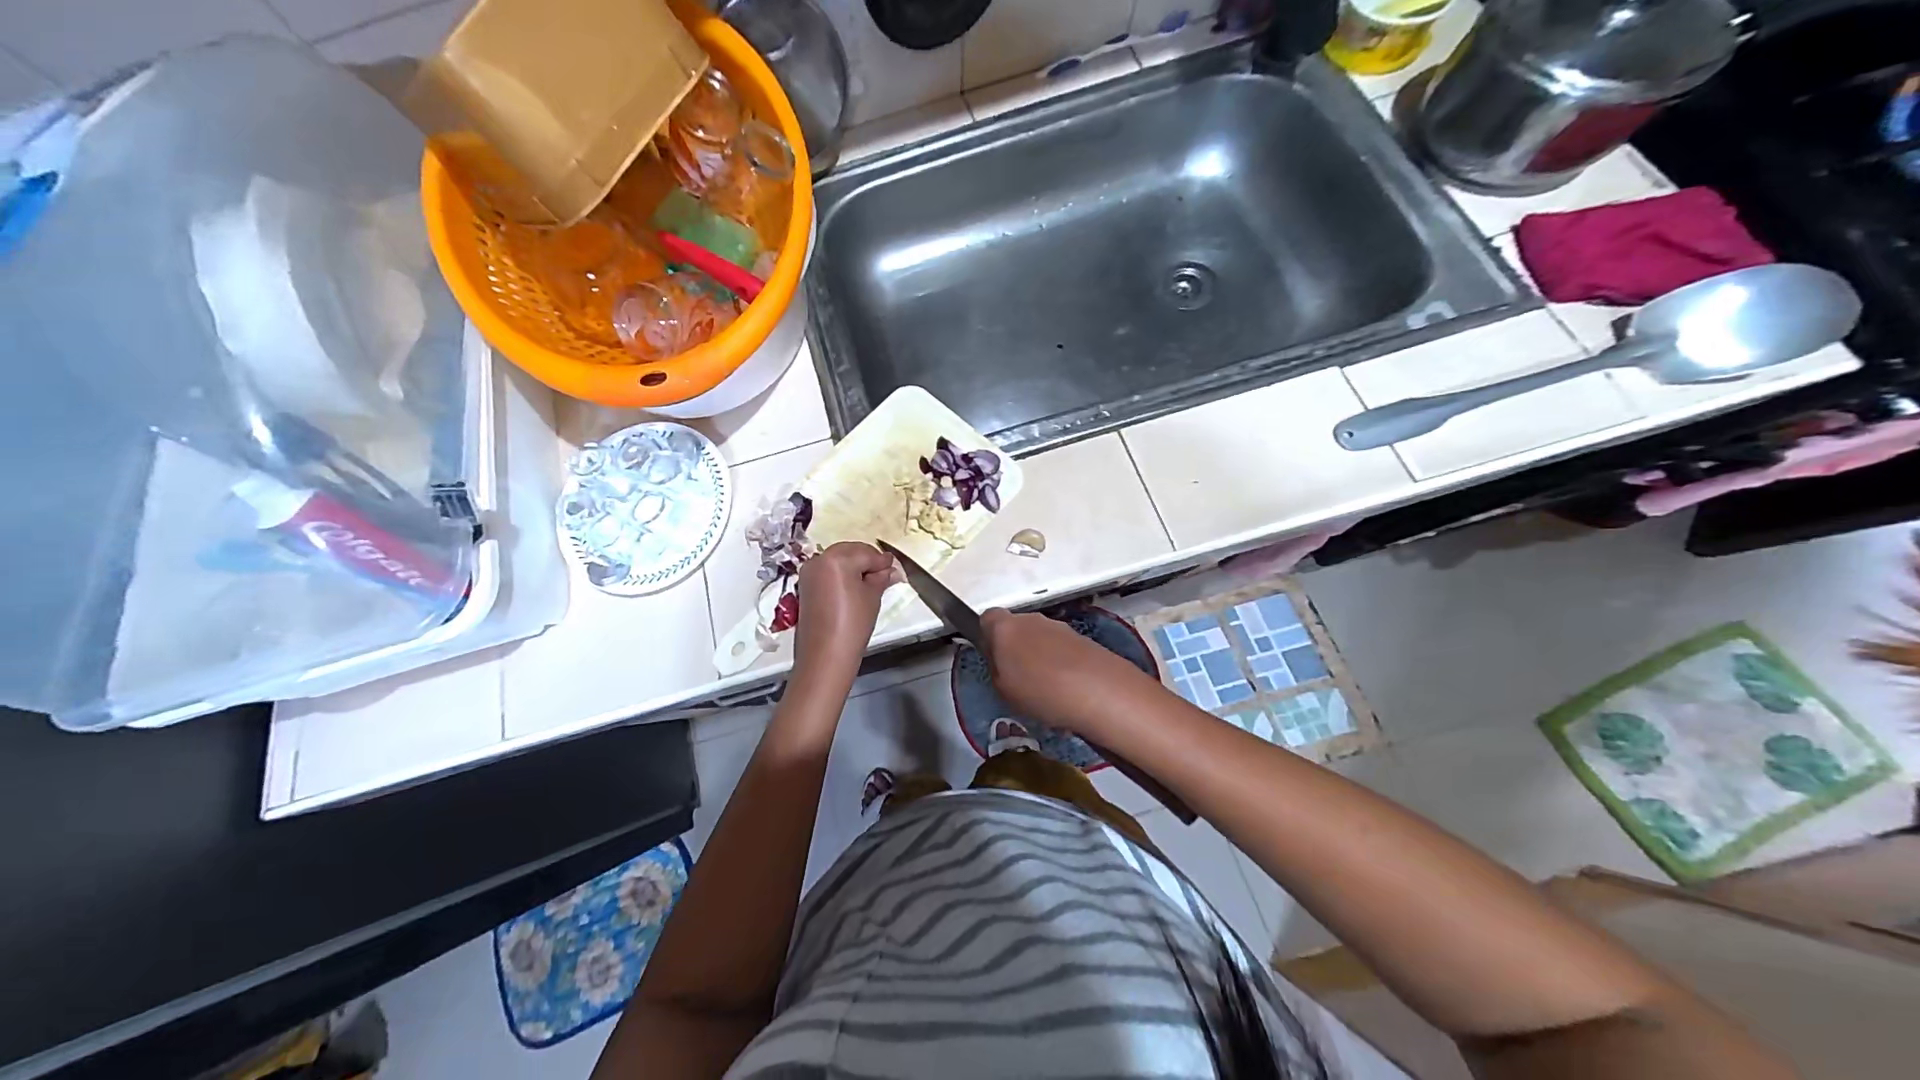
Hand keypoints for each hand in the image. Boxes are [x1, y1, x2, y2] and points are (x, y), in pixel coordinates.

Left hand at [793, 542, 900, 670]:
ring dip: (853, 567)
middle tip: (884, 574)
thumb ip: (881, 577)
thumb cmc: (852, 624)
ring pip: (837, 560)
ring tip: (870, 583)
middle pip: (850, 551)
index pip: (867, 554)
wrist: (825, 655)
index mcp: (837, 559)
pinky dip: (841, 575)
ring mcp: (809, 573)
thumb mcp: (872, 597)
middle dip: (867, 560)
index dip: (883, 561)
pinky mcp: (805, 585)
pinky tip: (853, 588)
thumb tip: (890, 569)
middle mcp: (819, 560)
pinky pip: (827, 571)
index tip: (894, 567)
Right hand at [979, 608, 1157, 737]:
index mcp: (1005, 626)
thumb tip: (999, 658)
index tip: (991, 659)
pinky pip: (1061, 648)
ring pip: (1040, 637)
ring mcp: (1060, 626)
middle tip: (1016, 678)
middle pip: (1015, 627)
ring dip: (1039, 655)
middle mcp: (1031, 619)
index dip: (986, 636)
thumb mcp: (1001, 689)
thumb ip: (995, 667)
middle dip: (1014, 647)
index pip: (986, 617)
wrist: (1100, 691)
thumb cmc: (1040, 691)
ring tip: (1044, 687)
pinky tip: (1066, 687)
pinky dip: (1060, 662)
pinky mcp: (1083, 638)